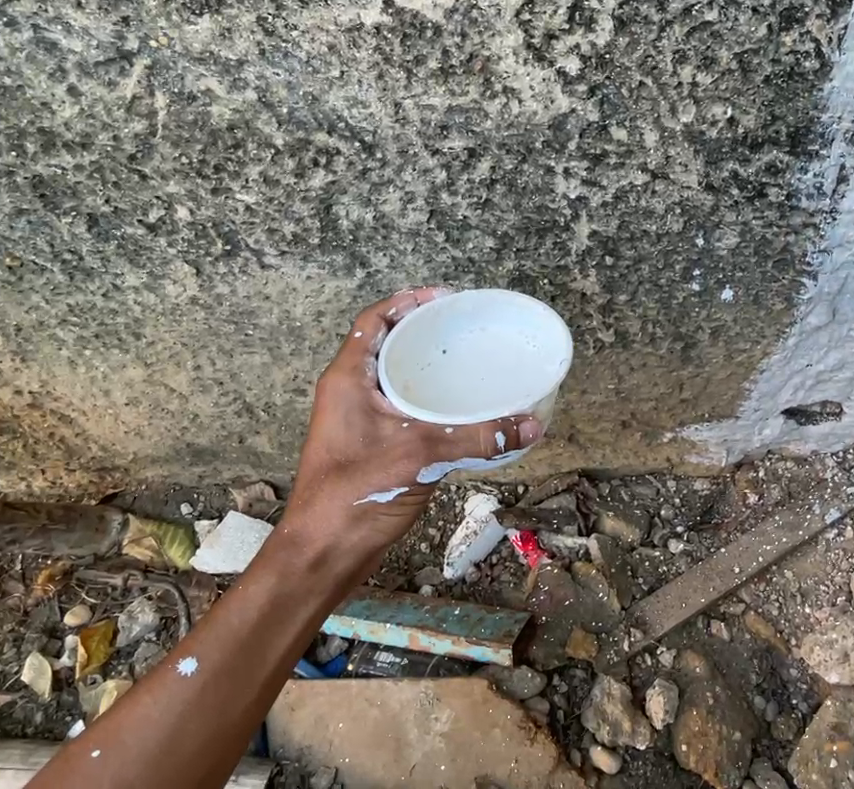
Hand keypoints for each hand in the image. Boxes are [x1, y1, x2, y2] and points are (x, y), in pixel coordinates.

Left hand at [279, 288, 541, 563]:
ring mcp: (359, 421)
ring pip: (395, 378)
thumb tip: (531, 425)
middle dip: (422, 331)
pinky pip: (404, 408)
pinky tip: (461, 408)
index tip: (445, 298)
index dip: (406, 301)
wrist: (322, 554)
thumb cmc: (356, 495)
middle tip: (464, 327)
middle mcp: (350, 393)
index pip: (373, 320)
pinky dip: (429, 400)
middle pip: (386, 344)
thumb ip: (478, 438)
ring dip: (426, 367)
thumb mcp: (421, 455)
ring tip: (467, 360)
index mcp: (348, 379)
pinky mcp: (372, 446)